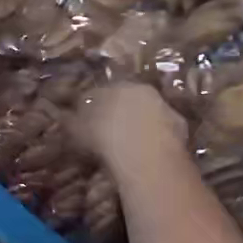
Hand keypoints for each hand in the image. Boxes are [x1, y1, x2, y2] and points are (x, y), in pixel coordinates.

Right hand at [70, 82, 187, 164]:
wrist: (145, 157)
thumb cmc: (102, 137)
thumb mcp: (73, 128)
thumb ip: (68, 118)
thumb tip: (63, 115)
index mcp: (114, 85)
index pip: (96, 92)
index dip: (85, 105)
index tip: (78, 119)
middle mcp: (141, 91)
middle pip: (123, 100)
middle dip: (112, 112)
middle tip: (99, 129)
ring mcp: (164, 108)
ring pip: (142, 114)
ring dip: (131, 124)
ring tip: (118, 142)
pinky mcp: (180, 127)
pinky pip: (156, 130)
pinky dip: (147, 137)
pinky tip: (136, 150)